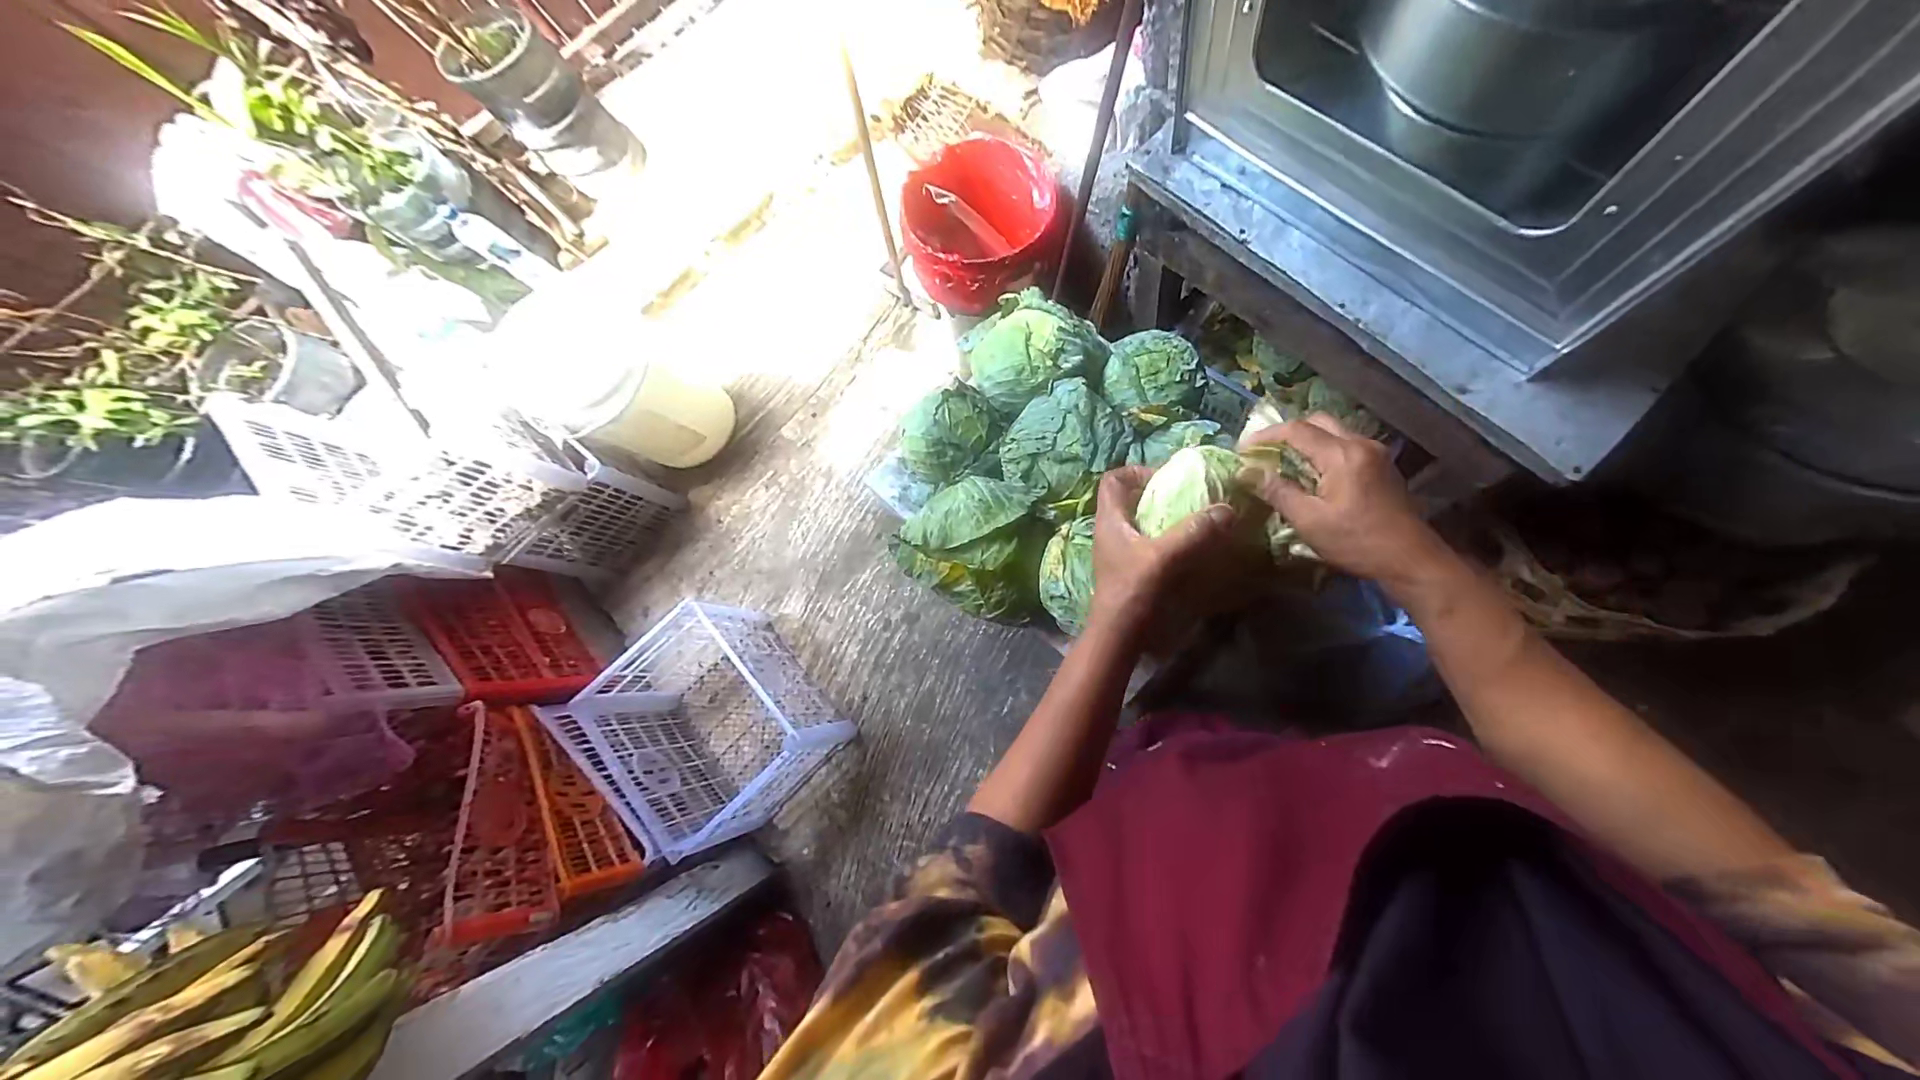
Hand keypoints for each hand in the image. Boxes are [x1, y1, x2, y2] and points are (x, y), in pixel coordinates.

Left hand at [1087, 465, 1238, 636]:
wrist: (1118, 634)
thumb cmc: (1133, 590)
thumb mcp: (1165, 556)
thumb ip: (1194, 532)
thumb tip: (1226, 509)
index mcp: (1109, 520)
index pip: (1112, 480)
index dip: (1136, 471)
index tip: (1165, 477)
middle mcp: (1109, 532)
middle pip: (1128, 499)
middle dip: (1157, 494)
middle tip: (1188, 497)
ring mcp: (1116, 552)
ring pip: (1138, 522)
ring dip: (1163, 518)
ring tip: (1193, 521)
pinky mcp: (1127, 570)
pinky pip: (1146, 543)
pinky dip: (1165, 539)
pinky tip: (1188, 549)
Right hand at [1237, 414, 1460, 592]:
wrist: (1411, 559)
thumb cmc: (1356, 542)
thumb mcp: (1309, 520)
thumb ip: (1278, 491)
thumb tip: (1248, 472)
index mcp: (1341, 455)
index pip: (1296, 430)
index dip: (1265, 436)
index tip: (1243, 450)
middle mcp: (1361, 445)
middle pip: (1318, 422)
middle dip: (1287, 432)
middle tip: (1265, 451)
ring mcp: (1375, 454)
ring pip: (1334, 432)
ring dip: (1306, 441)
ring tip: (1284, 462)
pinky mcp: (1382, 467)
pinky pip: (1346, 445)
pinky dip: (1323, 450)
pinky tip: (1312, 472)